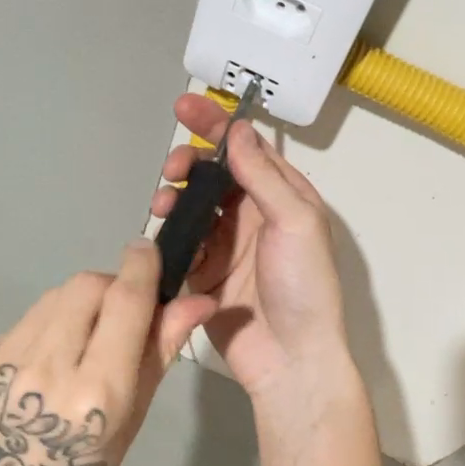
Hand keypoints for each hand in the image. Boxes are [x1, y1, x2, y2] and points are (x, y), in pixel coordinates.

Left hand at [0, 239, 214, 465]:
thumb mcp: (129, 423)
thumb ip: (158, 354)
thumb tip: (195, 300)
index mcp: (96, 395)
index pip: (126, 304)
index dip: (142, 268)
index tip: (148, 249)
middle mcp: (47, 370)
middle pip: (86, 286)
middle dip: (111, 286)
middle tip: (122, 313)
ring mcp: (5, 362)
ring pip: (53, 296)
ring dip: (80, 303)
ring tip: (85, 340)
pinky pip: (27, 320)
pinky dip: (49, 326)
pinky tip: (51, 361)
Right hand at [153, 94, 349, 395]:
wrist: (289, 358)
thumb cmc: (303, 286)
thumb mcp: (294, 222)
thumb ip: (263, 177)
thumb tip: (237, 131)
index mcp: (283, 197)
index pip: (247, 149)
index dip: (216, 125)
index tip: (184, 107)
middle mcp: (253, 217)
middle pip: (213, 176)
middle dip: (188, 164)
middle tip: (172, 171)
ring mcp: (225, 248)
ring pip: (192, 208)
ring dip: (175, 197)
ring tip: (163, 204)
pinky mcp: (203, 277)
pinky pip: (181, 245)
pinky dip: (169, 234)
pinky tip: (162, 234)